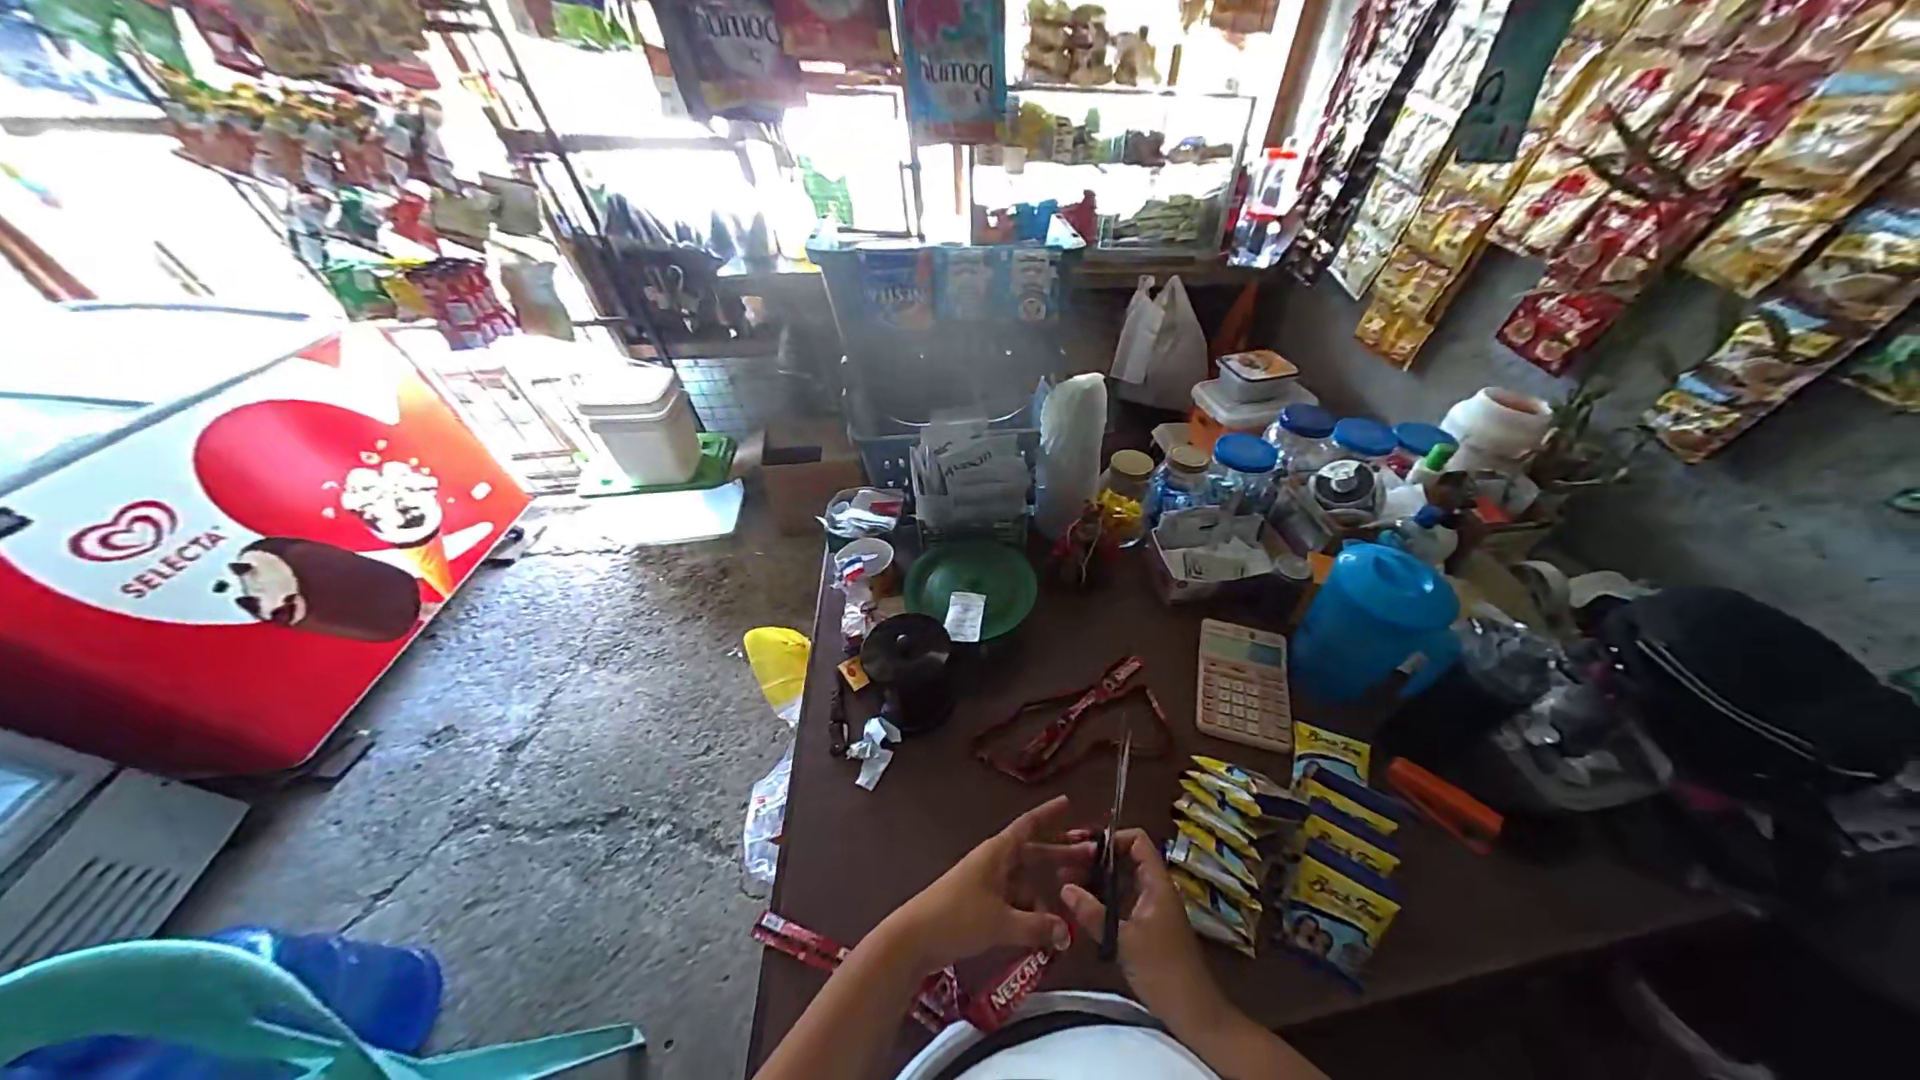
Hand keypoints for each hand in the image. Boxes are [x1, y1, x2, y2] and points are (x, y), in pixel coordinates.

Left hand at [875, 795, 1092, 975]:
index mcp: (997, 853)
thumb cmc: (957, 918)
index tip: (1068, 802)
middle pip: (1032, 853)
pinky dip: (1029, 912)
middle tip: (1091, 858)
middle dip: (1060, 856)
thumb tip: (1066, 932)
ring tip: (1069, 911)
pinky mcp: (980, 905)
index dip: (1048, 814)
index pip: (1028, 825)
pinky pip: (1014, 902)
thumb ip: (1037, 926)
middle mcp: (993, 862)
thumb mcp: (1001, 922)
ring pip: (1024, 882)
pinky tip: (1044, 932)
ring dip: (1045, 893)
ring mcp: (986, 883)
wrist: (913, 938)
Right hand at [1061, 829, 1225, 1036]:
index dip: (1110, 837)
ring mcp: (1150, 907)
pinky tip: (1080, 906)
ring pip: (1120, 880)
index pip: (1136, 841)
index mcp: (1157, 884)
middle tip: (1064, 864)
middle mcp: (1154, 889)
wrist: (1193, 1013)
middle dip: (1095, 858)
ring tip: (1065, 883)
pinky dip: (1101, 898)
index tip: (1082, 845)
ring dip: (1095, 879)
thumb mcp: (1124, 940)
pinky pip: (1120, 900)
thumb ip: (1093, 912)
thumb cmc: (1162, 970)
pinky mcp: (1144, 926)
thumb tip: (1065, 887)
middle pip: (1125, 858)